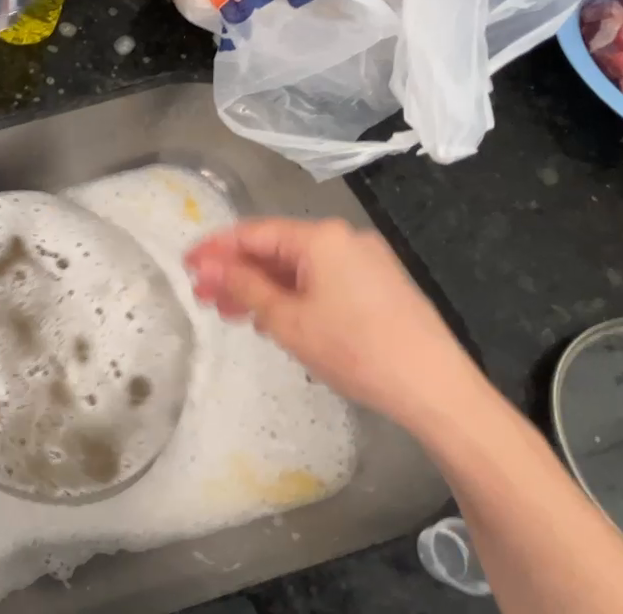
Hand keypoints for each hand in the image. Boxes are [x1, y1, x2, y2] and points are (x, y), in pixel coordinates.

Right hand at [183, 217, 481, 430]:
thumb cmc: (354, 349)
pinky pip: (321, 280)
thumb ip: (242, 286)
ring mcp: (366, 261)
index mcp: (320, 238)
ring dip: (261, 286)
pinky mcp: (380, 285)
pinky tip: (274, 319)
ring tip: (233, 314)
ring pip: (297, 267)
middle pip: (274, 248)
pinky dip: (291, 294)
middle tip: (204, 297)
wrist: (437, 390)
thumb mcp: (286, 319)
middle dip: (236, 272)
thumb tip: (207, 267)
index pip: (251, 233)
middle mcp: (343, 239)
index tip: (185, 266)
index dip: (214, 249)